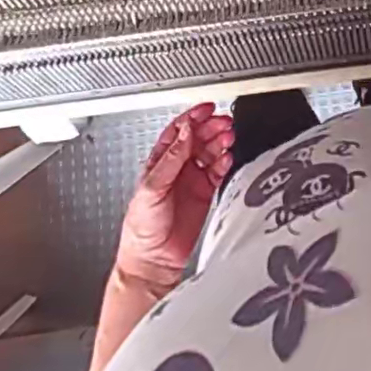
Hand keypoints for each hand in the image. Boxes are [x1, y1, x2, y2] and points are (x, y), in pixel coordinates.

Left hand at [115, 103, 234, 292]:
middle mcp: (177, 168)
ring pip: (210, 151)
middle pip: (198, 138)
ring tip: (229, 137)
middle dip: (211, 127)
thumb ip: (172, 158)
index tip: (207, 109)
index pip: (179, 131)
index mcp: (160, 162)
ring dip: (220, 142)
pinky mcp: (204, 193)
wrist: (153, 261)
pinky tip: (228, 157)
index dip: (193, 117)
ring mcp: (191, 179)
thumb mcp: (153, 187)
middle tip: (224, 121)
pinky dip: (224, 162)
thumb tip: (185, 131)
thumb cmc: (142, 228)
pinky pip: (217, 171)